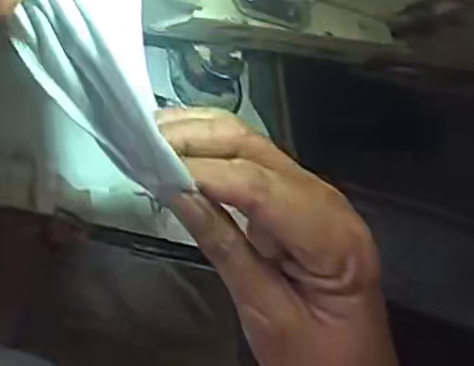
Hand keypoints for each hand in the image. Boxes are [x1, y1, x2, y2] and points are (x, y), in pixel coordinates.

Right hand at [159, 107, 395, 365]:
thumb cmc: (317, 358)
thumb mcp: (269, 315)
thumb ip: (224, 247)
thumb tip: (174, 190)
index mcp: (332, 235)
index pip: (257, 184)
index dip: (202, 170)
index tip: (153, 167)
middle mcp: (323, 197)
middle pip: (248, 146)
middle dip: (192, 137)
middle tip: (141, 141)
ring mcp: (307, 188)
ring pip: (242, 136)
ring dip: (194, 130)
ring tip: (149, 134)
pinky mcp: (288, 189)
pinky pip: (243, 150)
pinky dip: (205, 140)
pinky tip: (176, 142)